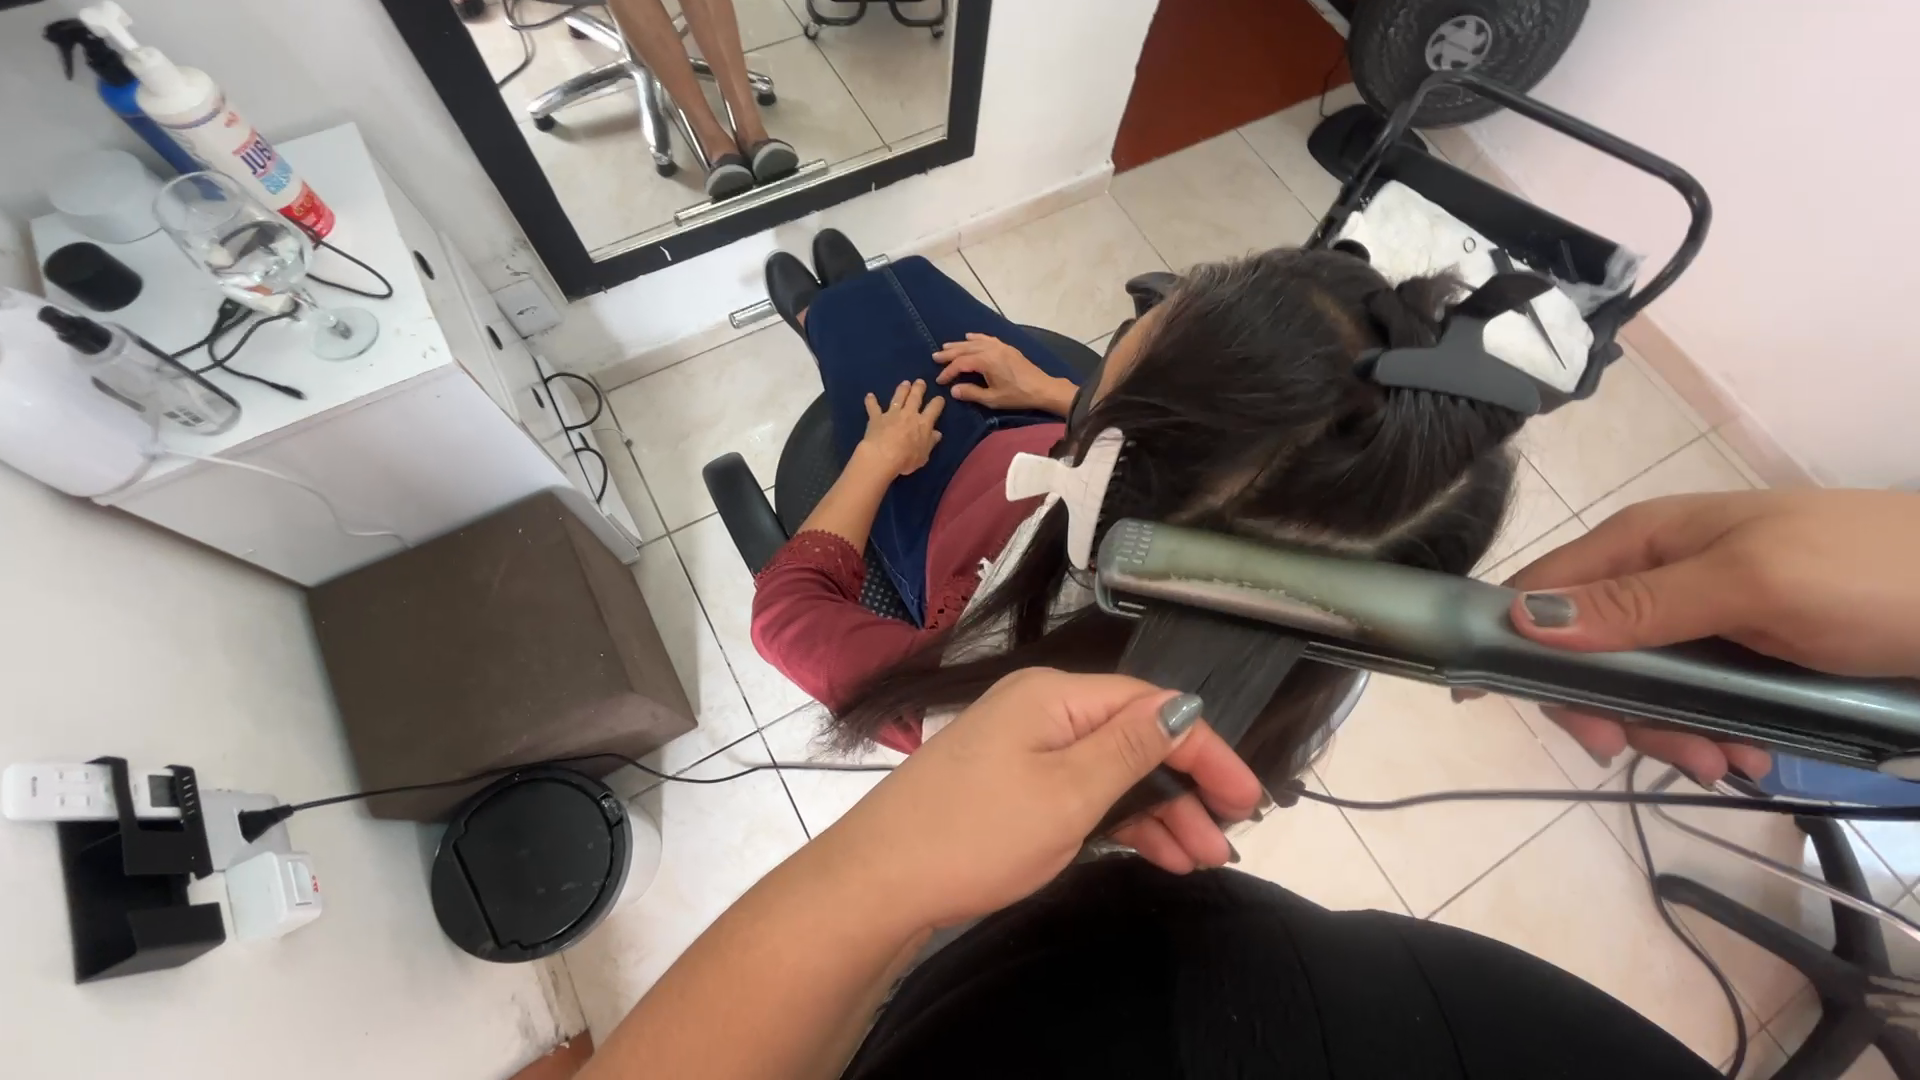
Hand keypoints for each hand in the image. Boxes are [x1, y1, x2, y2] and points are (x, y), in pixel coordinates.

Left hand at [810, 669, 1262, 930]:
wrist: (880, 879)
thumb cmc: (979, 832)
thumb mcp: (1068, 793)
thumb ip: (1131, 748)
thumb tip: (1185, 705)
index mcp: (1055, 695)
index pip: (1150, 705)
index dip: (1205, 747)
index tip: (1248, 799)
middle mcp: (1041, 709)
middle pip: (1132, 736)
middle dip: (1183, 786)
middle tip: (1227, 842)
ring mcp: (1024, 746)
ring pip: (1109, 769)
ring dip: (1157, 810)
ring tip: (1200, 858)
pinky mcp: (1012, 782)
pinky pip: (1079, 790)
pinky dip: (1116, 819)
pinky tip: (1154, 852)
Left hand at [858, 379, 944, 475]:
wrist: (883, 456)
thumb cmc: (907, 459)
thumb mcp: (924, 455)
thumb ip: (930, 442)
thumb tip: (937, 433)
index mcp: (923, 423)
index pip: (934, 408)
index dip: (938, 402)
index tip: (939, 399)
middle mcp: (909, 414)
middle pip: (915, 397)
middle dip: (919, 388)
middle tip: (920, 381)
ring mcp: (892, 414)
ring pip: (898, 397)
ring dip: (902, 389)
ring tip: (905, 383)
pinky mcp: (876, 418)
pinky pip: (873, 407)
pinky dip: (871, 401)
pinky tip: (869, 396)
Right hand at [933, 333, 1077, 415]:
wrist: (1042, 388)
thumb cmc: (1017, 395)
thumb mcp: (993, 398)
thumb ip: (972, 393)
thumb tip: (953, 390)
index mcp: (986, 361)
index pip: (961, 364)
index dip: (948, 372)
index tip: (940, 380)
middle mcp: (991, 349)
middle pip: (965, 349)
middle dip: (949, 354)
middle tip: (935, 357)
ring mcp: (999, 346)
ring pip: (974, 342)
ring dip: (959, 345)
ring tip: (946, 347)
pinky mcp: (1006, 348)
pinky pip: (987, 339)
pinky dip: (976, 338)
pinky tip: (969, 337)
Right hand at [1504, 489, 1919, 783]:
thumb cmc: (1886, 576)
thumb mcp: (1757, 584)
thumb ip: (1637, 603)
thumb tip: (1519, 620)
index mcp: (1639, 541)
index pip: (1537, 592)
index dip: (1513, 646)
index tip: (1528, 709)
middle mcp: (1653, 577)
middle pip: (1577, 649)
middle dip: (1603, 705)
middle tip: (1652, 753)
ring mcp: (1698, 617)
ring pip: (1631, 682)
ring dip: (1660, 730)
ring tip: (1722, 762)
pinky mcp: (1741, 654)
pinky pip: (1687, 699)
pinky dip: (1703, 732)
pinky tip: (1743, 752)